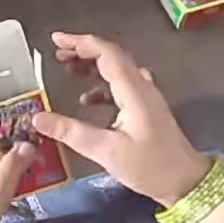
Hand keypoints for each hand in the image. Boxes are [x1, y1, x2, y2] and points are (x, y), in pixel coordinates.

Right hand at [31, 33, 210, 205]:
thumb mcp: (106, 151)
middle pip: (112, 56)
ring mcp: (146, 97)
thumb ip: (71, 132)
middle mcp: (141, 87)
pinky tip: (86, 99)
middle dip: (83, 50)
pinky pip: (121, 86)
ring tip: (67, 68)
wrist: (186, 182)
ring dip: (91, 66)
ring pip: (117, 70)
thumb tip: (38, 118)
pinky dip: (101, 86)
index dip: (80, 43)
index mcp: (133, 91)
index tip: (56, 40)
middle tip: (57, 52)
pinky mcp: (146, 109)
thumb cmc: (150, 166)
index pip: (107, 54)